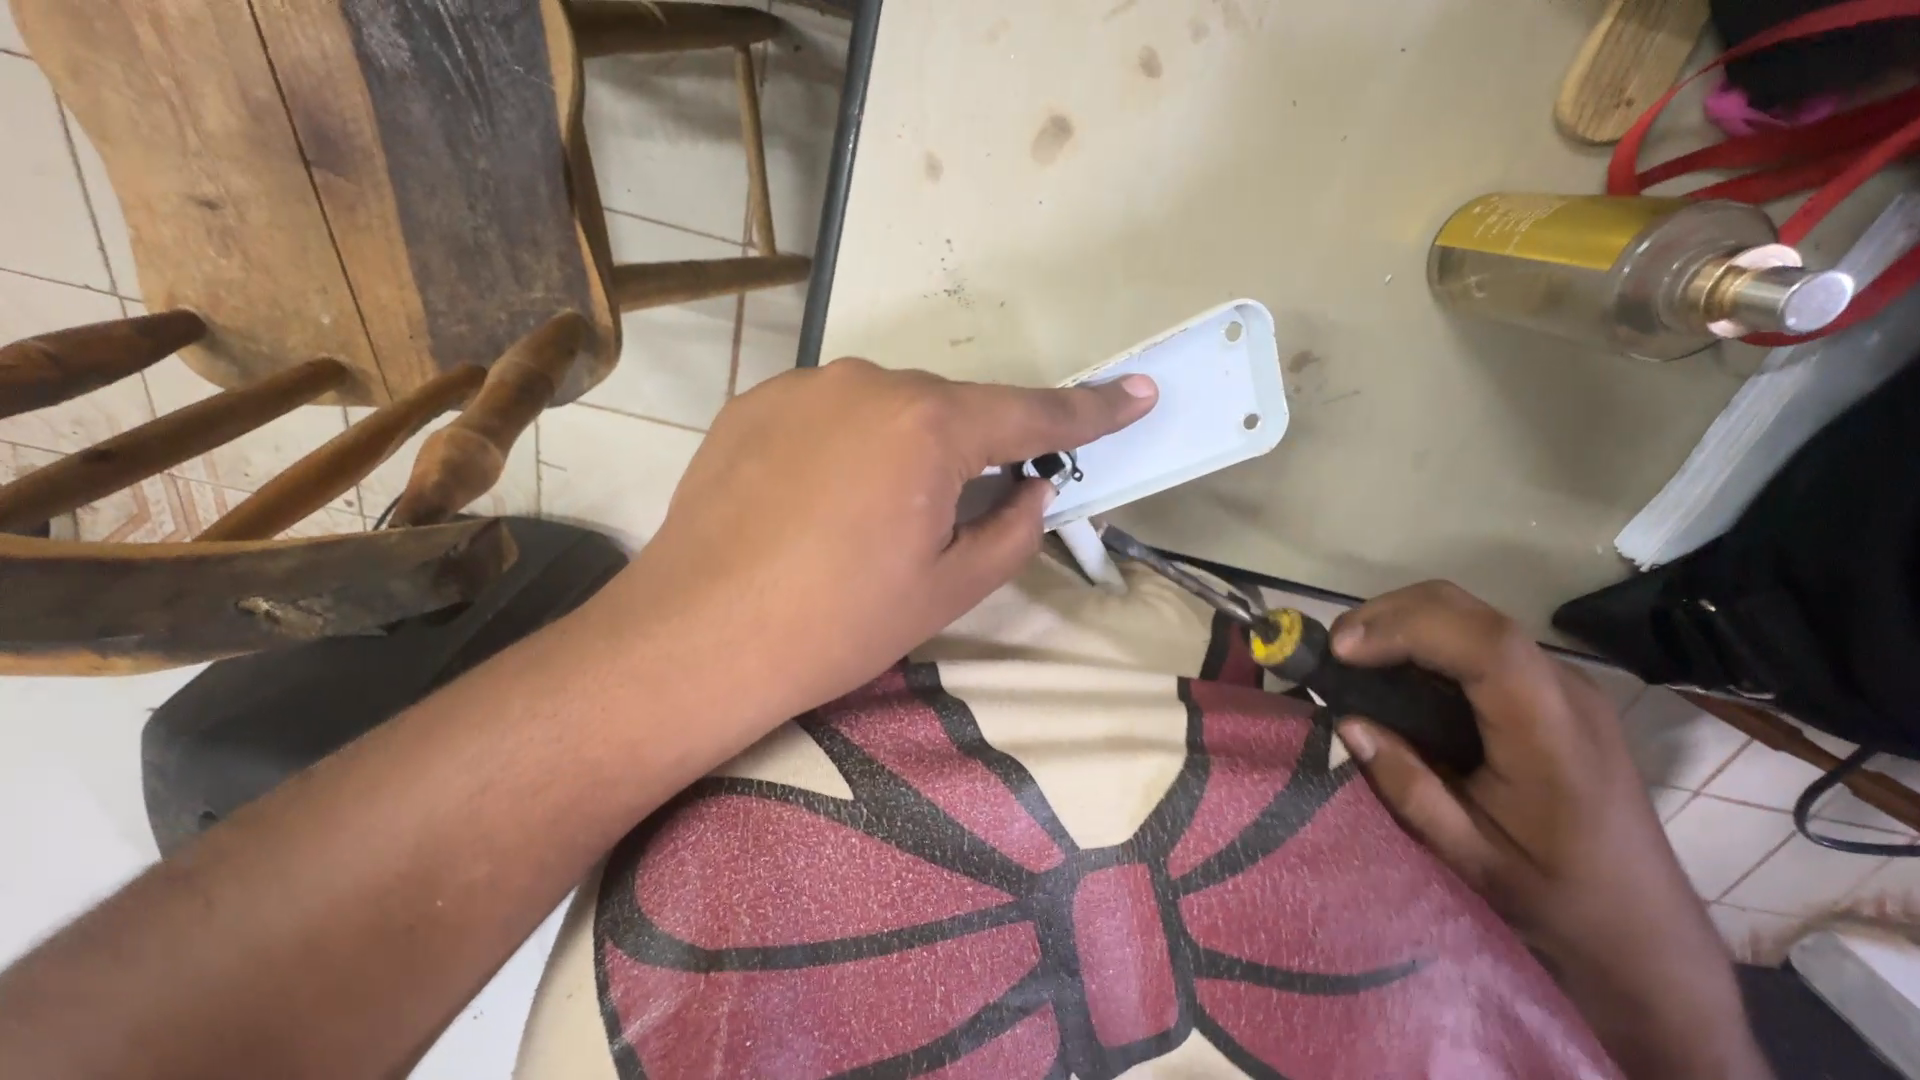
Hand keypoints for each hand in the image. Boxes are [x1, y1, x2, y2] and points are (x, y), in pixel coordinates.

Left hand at [604, 357, 1156, 733]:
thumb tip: (1031, 485)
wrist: (695, 639)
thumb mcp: (948, 590)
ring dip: (901, 452)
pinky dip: (846, 449)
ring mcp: (803, 386)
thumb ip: (1012, 527)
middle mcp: (869, 382)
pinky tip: (815, 508)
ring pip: (885, 410)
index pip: (1031, 411)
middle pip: (950, 410)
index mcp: (929, 426)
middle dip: (969, 453)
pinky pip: (829, 416)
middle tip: (951, 519)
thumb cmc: (837, 624)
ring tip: (867, 525)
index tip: (1137, 393)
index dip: (1091, 409)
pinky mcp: (753, 404)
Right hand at [1329, 583, 1767, 1079]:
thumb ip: (1406, 786)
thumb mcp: (1468, 855)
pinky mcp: (1551, 691)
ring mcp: (1563, 685)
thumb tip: (1346, 723)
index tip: (1342, 651)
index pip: (1486, 644)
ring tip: (1351, 662)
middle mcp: (1564, 691)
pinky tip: (1393, 675)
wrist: (1640, 925)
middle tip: (1332, 653)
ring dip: (1404, 624)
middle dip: (1391, 615)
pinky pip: (1480, 643)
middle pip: (1472, 612)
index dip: (1407, 629)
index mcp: (1550, 734)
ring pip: (1473, 617)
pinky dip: (1425, 641)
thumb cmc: (1555, 896)